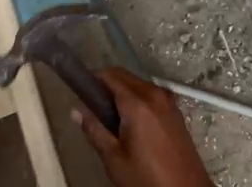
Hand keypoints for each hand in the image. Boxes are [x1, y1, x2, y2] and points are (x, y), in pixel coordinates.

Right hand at [73, 68, 213, 186]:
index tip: (81, 89)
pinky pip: (151, 94)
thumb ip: (95, 130)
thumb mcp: (114, 159)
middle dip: (107, 85)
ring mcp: (168, 100)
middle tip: (93, 107)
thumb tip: (76, 110)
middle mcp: (154, 93)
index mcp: (138, 103)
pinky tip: (132, 122)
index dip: (94, 78)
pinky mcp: (175, 110)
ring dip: (123, 92)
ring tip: (111, 118)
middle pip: (125, 77)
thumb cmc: (146, 178)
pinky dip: (138, 99)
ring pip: (138, 84)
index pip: (111, 76)